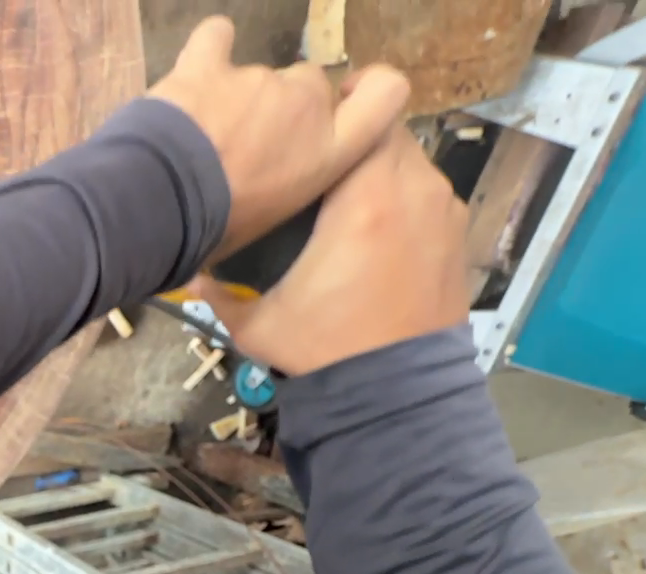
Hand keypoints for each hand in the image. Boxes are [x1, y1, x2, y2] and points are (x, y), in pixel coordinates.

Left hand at [149, 17, 411, 258]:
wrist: (155, 209)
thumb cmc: (208, 235)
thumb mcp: (260, 227)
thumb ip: (281, 186)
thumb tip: (259, 185)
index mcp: (326, 153)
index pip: (386, 96)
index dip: (367, 92)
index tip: (342, 102)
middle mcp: (304, 107)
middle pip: (308, 88)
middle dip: (278, 112)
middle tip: (236, 149)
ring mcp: (257, 82)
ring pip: (257, 76)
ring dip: (232, 100)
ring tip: (192, 139)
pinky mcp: (208, 67)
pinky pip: (214, 39)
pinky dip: (206, 52)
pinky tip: (192, 75)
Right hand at [195, 124, 469, 375]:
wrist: (391, 385)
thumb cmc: (321, 346)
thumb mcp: (256, 324)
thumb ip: (219, 293)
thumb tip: (189, 275)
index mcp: (365, 203)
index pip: (365, 121)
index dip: (339, 116)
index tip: (310, 131)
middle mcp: (414, 194)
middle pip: (389, 136)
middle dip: (354, 146)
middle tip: (316, 169)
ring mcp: (443, 212)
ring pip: (411, 163)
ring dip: (378, 172)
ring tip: (340, 199)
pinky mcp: (456, 235)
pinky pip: (427, 195)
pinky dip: (401, 199)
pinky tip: (371, 231)